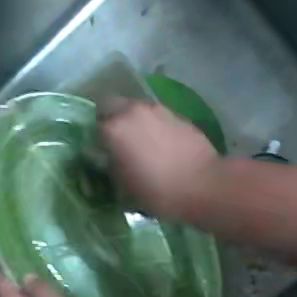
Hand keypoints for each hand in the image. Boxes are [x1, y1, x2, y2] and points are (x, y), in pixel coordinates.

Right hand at [98, 98, 223, 219]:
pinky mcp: (177, 115)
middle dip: (110, 119)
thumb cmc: (157, 191)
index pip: (92, 124)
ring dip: (133, 121)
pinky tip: (159, 145)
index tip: (98, 151)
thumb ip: (110, 167)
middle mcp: (132, 111)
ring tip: (139, 143)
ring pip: (135, 108)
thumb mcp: (123, 187)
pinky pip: (156, 116)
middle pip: (112, 105)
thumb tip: (108, 159)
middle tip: (114, 141)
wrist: (204, 185)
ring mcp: (157, 110)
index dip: (94, 137)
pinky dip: (152, 126)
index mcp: (114, 128)